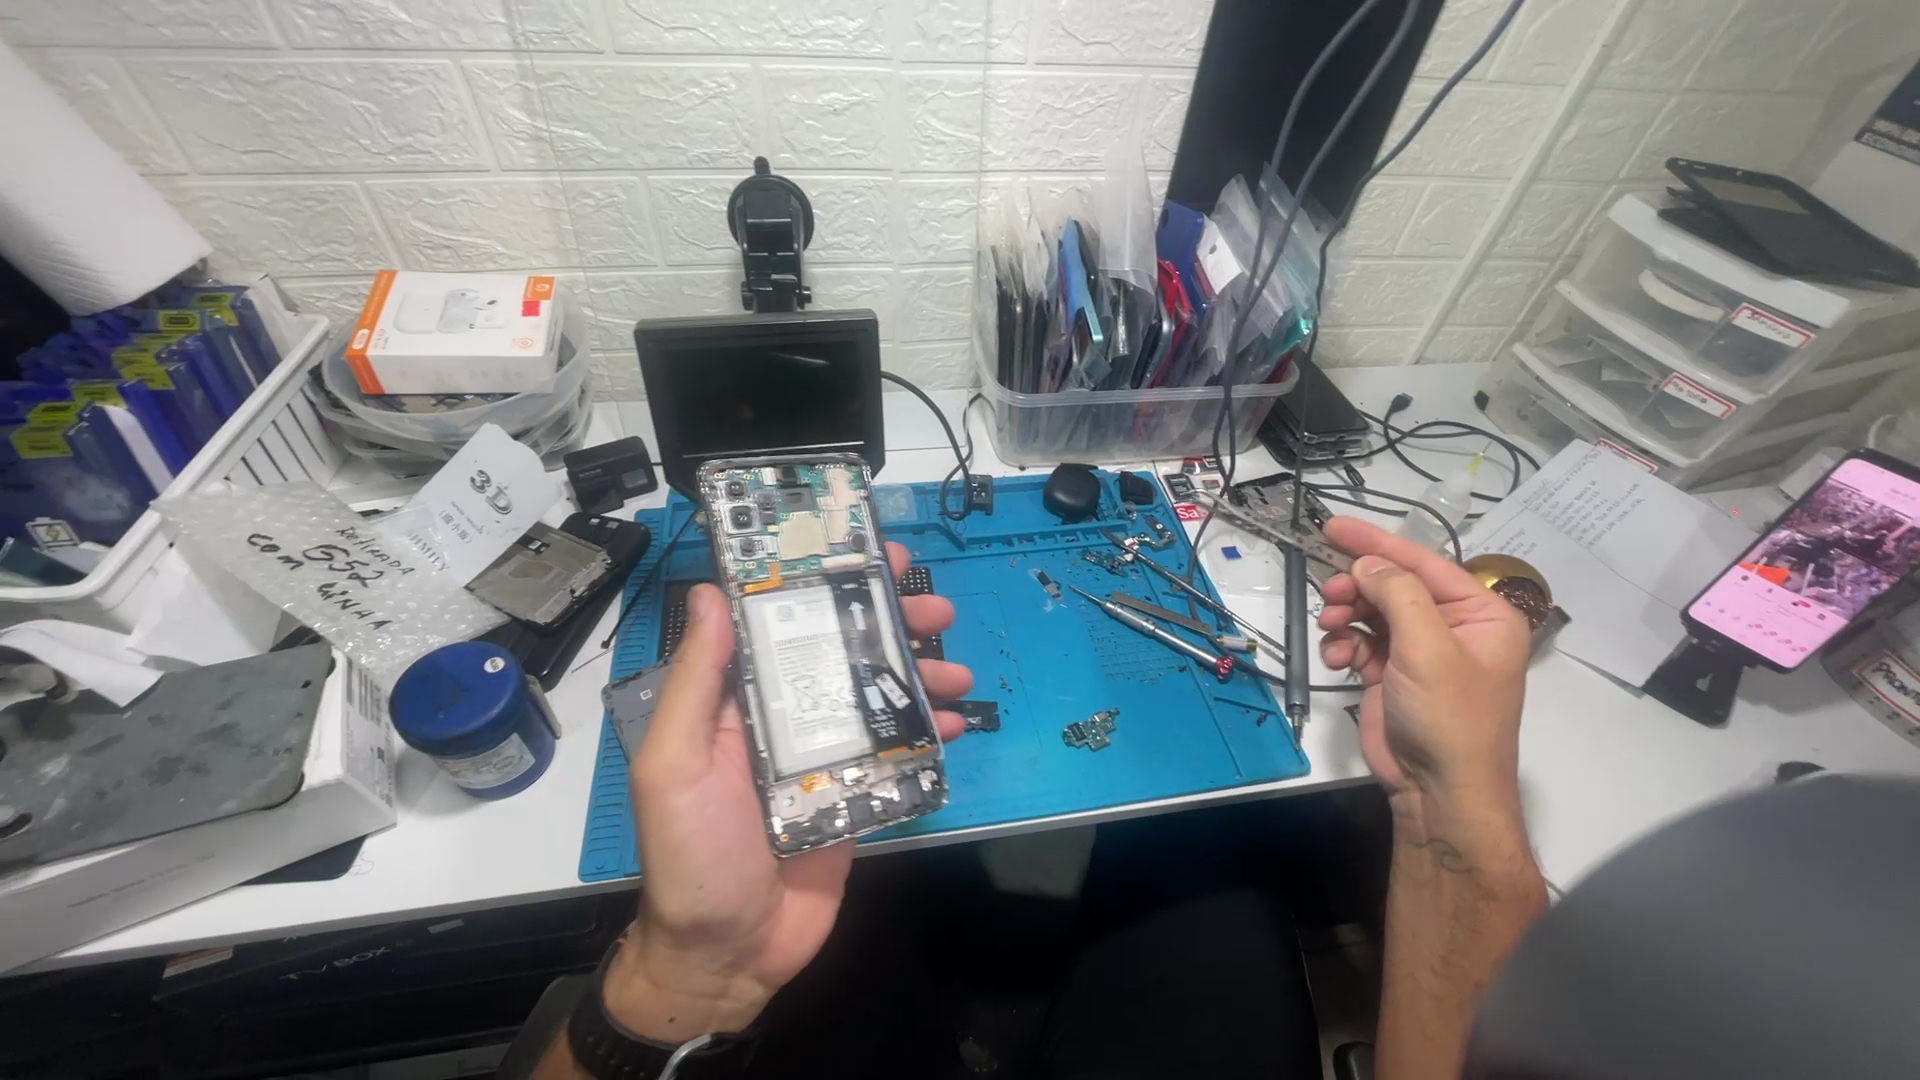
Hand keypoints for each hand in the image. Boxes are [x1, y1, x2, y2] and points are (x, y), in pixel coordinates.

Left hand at [612, 543, 970, 1040]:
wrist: (728, 953)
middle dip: (890, 624)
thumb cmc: (692, 853)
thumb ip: (696, 681)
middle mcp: (786, 716)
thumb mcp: (676, 762)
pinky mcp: (857, 792)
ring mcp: (825, 754)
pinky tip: (953, 720)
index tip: (867, 556)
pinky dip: (928, 730)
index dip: (824, 585)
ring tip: (956, 667)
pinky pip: (897, 749)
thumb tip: (709, 593)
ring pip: (879, 695)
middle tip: (935, 608)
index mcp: (741, 700)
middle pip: (844, 653)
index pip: (785, 624)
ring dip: (919, 674)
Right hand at [1316, 517, 1530, 803]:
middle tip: (1329, 594)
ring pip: (1368, 610)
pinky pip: (1358, 640)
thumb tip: (1366, 563)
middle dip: (1356, 587)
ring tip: (1331, 630)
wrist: (1436, 790)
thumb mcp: (1428, 650)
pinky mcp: (1388, 672)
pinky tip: (1338, 659)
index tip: (1334, 526)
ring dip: (1344, 616)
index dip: (1377, 543)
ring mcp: (1417, 650)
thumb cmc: (1448, 718)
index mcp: (1479, 614)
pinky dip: (1342, 644)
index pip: (1423, 564)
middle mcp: (1450, 626)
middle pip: (1391, 585)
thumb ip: (1399, 595)